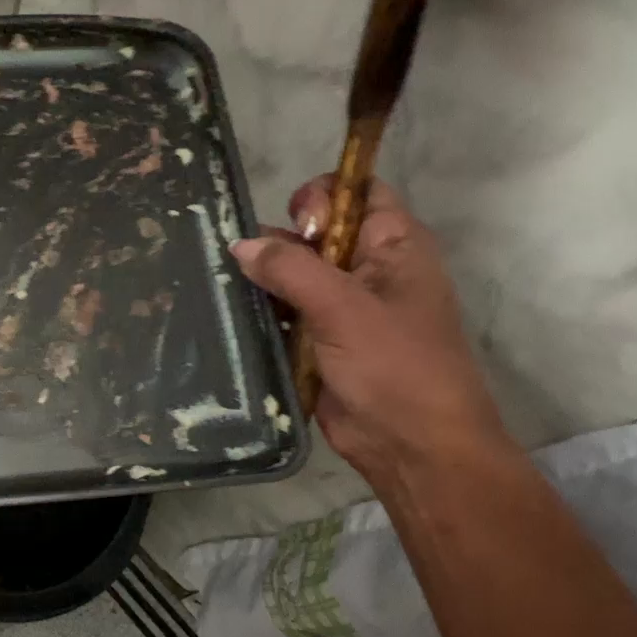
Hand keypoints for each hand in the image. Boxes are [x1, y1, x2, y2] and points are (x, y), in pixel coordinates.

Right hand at [229, 175, 513, 485]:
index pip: (357, 192)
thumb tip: (240, 245)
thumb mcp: (343, 308)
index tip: (296, 227)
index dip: (322, 196)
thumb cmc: (395, 366)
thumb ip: (290, 269)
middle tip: (248, 263)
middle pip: (315, 233)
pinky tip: (231, 316)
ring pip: (291, 276)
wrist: (411, 444)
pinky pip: (281, 316)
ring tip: (225, 286)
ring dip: (261, 280)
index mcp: (394, 247)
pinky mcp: (316, 343)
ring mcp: (340, 309)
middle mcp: (368, 270)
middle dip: (278, 240)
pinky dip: (259, 314)